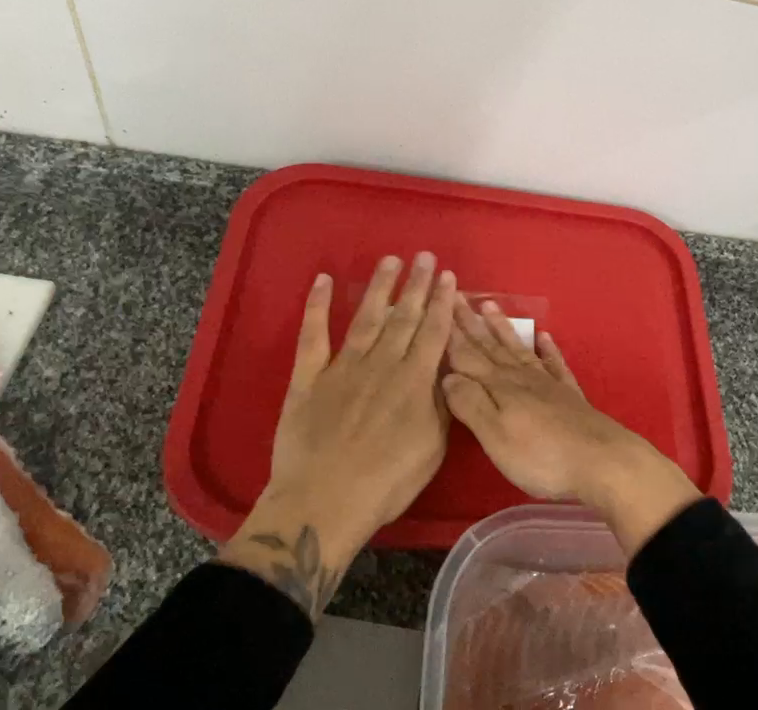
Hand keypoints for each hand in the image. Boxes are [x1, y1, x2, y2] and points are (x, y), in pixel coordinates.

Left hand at [219, 253, 453, 617]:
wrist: (324, 502)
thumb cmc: (386, 483)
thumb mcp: (432, 448)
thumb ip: (439, 403)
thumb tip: (444, 370)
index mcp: (414, 382)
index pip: (434, 333)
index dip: (443, 303)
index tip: (449, 278)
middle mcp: (382, 364)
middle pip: (404, 317)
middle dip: (418, 285)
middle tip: (426, 256)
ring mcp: (343, 367)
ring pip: (365, 317)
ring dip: (379, 286)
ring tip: (390, 260)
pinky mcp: (308, 378)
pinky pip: (313, 335)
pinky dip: (317, 306)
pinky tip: (323, 281)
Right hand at [442, 299, 699, 553]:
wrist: (601, 461)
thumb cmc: (541, 455)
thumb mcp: (495, 436)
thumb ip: (471, 404)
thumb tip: (447, 376)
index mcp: (499, 387)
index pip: (467, 355)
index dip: (450, 332)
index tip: (437, 304)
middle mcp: (521, 378)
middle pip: (491, 347)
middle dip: (471, 323)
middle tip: (456, 295)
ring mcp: (548, 384)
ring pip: (519, 349)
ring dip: (503, 329)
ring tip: (490, 306)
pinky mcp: (569, 396)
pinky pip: (554, 364)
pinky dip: (547, 349)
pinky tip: (544, 336)